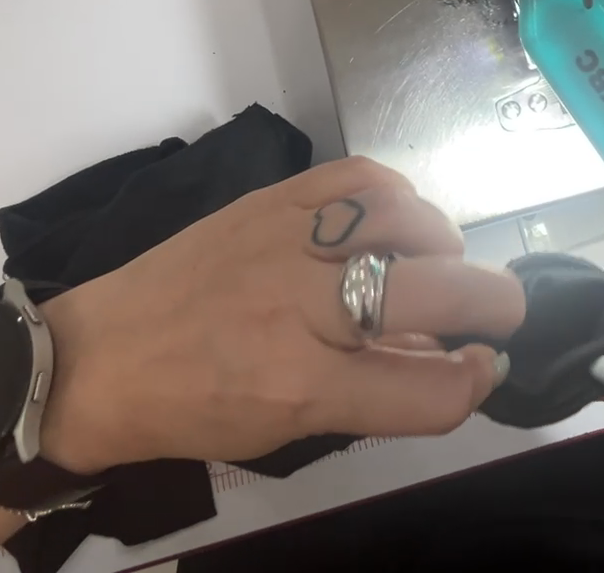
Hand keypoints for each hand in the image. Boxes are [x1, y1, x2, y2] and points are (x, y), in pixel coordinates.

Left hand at [36, 157, 524, 472]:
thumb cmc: (194, 408)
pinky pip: (359, 177)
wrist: (101, 355)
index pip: (430, 390)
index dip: (477, 379)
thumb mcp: (285, 427)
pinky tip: (395, 215)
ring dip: (443, 241)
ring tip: (439, 258)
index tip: (487, 364)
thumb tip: (449, 356)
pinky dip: (395, 194)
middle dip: (495, 302)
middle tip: (502, 308)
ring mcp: (288, 241)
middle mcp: (304, 308)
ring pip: (405, 219)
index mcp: (305, 385)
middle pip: (437, 293)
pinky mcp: (272, 200)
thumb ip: (375, 392)